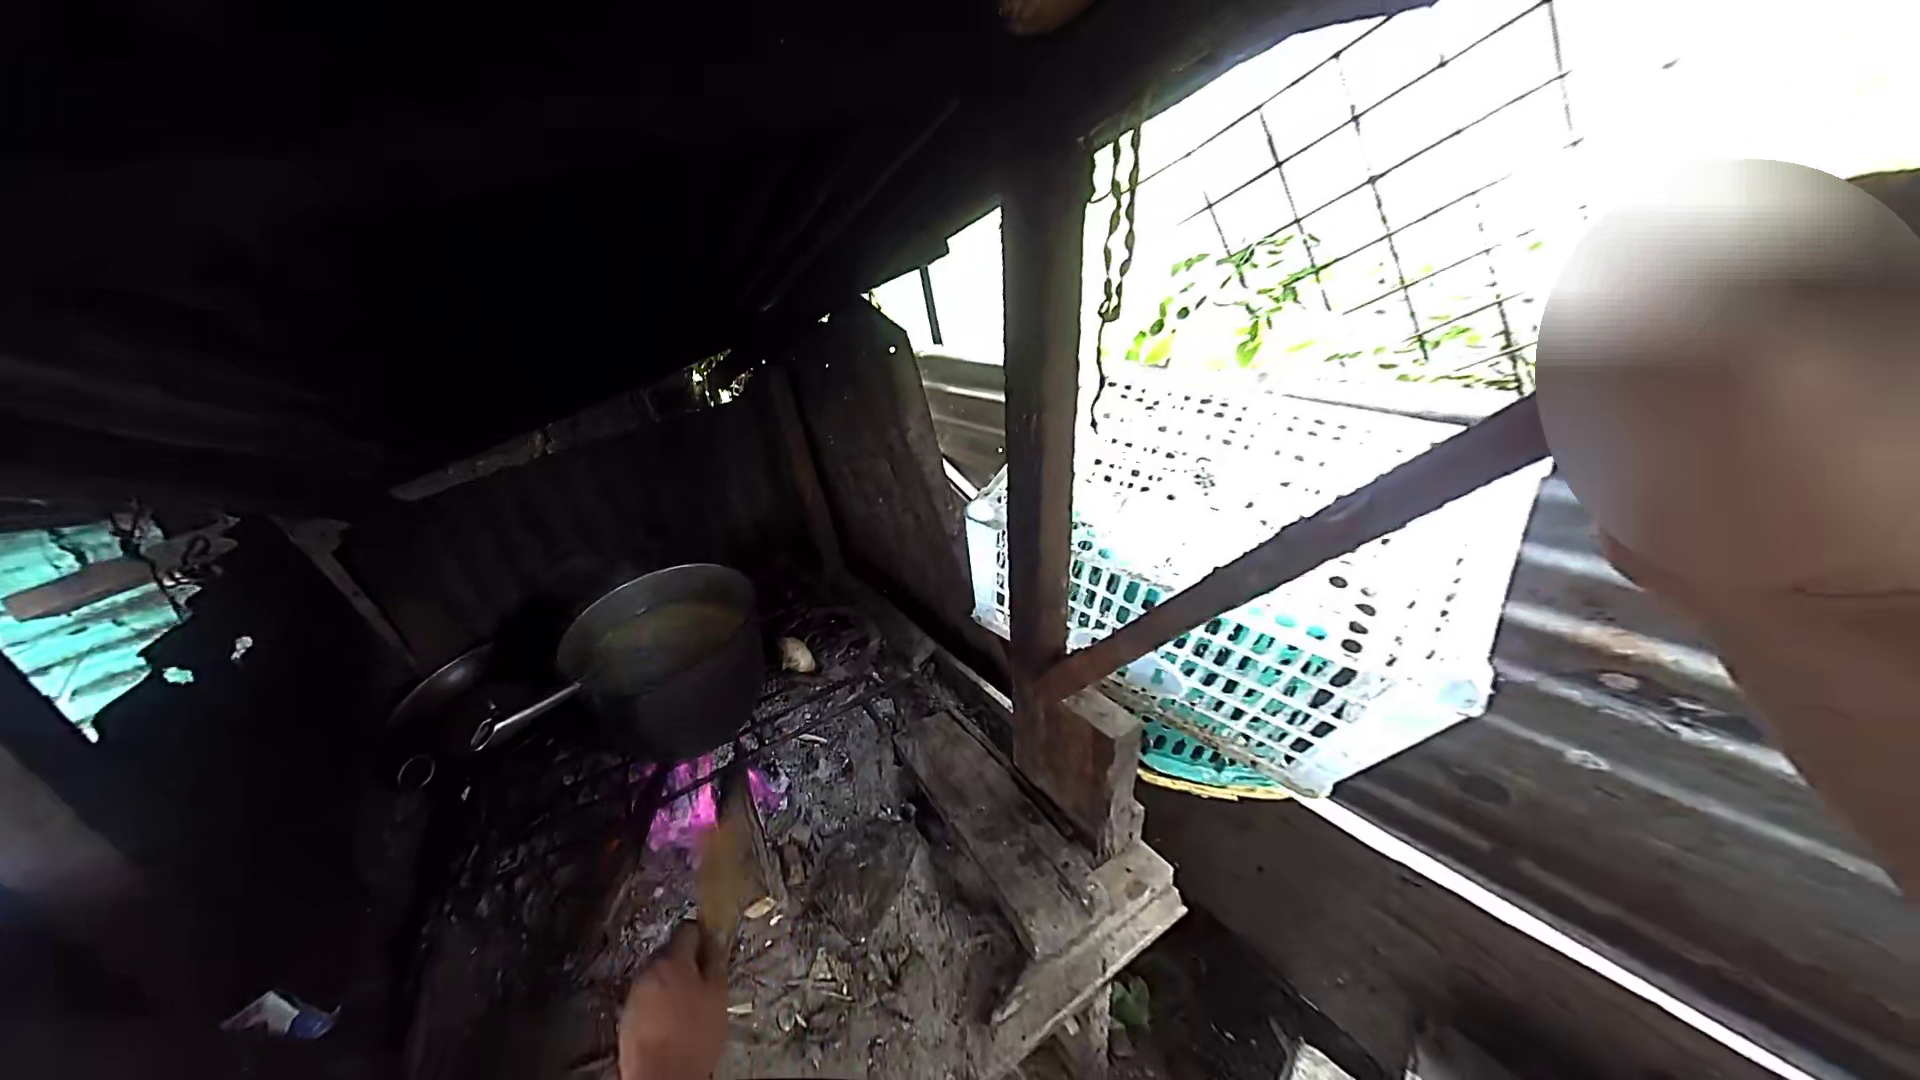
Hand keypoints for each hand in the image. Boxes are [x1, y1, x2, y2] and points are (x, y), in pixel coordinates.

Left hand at [618, 921, 727, 1079]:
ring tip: (690, 1003)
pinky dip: (660, 1002)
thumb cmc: (694, 1036)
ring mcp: (634, 996)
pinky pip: (648, 998)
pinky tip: (673, 1019)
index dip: (703, 935)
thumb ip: (716, 959)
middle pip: (671, 953)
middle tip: (705, 979)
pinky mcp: (626, 1019)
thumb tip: (716, 936)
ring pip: (658, 976)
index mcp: (672, 961)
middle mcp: (648, 972)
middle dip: (687, 961)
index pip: (688, 930)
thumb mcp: (717, 993)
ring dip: (673, 982)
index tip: (713, 946)